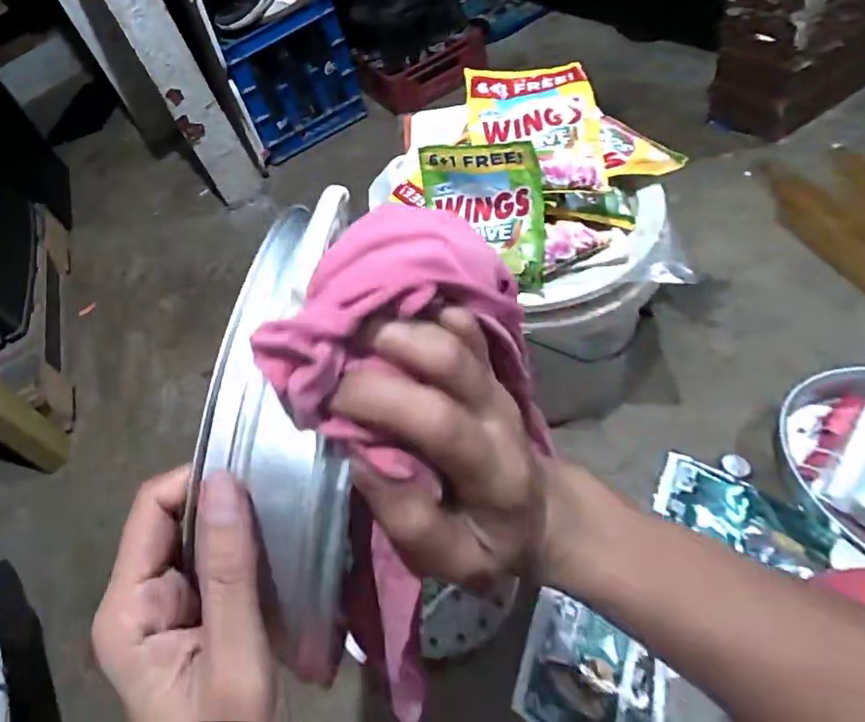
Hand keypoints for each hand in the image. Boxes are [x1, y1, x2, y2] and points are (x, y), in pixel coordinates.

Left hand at [92, 467, 276, 721]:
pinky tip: (271, 549)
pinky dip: (239, 553)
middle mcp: (134, 599)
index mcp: (126, 607)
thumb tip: (224, 477)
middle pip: (170, 520)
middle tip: (272, 496)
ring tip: (277, 515)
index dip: (194, 482)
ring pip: (192, 539)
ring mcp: (160, 610)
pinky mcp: (187, 620)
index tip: (249, 477)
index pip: (151, 509)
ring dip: (232, 527)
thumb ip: (228, 571)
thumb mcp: (236, 662)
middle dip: (218, 504)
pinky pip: (209, 566)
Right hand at [329, 306, 561, 589]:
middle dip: (381, 343)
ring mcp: (494, 376)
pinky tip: (382, 310)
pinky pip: (455, 316)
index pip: (437, 419)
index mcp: (492, 468)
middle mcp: (495, 410)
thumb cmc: (483, 537)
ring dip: (393, 318)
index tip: (325, 398)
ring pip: (449, 327)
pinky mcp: (487, 358)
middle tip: (332, 350)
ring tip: (347, 325)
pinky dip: (417, 305)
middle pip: (446, 355)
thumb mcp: (447, 558)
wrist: (539, 510)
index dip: (374, 398)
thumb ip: (403, 514)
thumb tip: (355, 453)